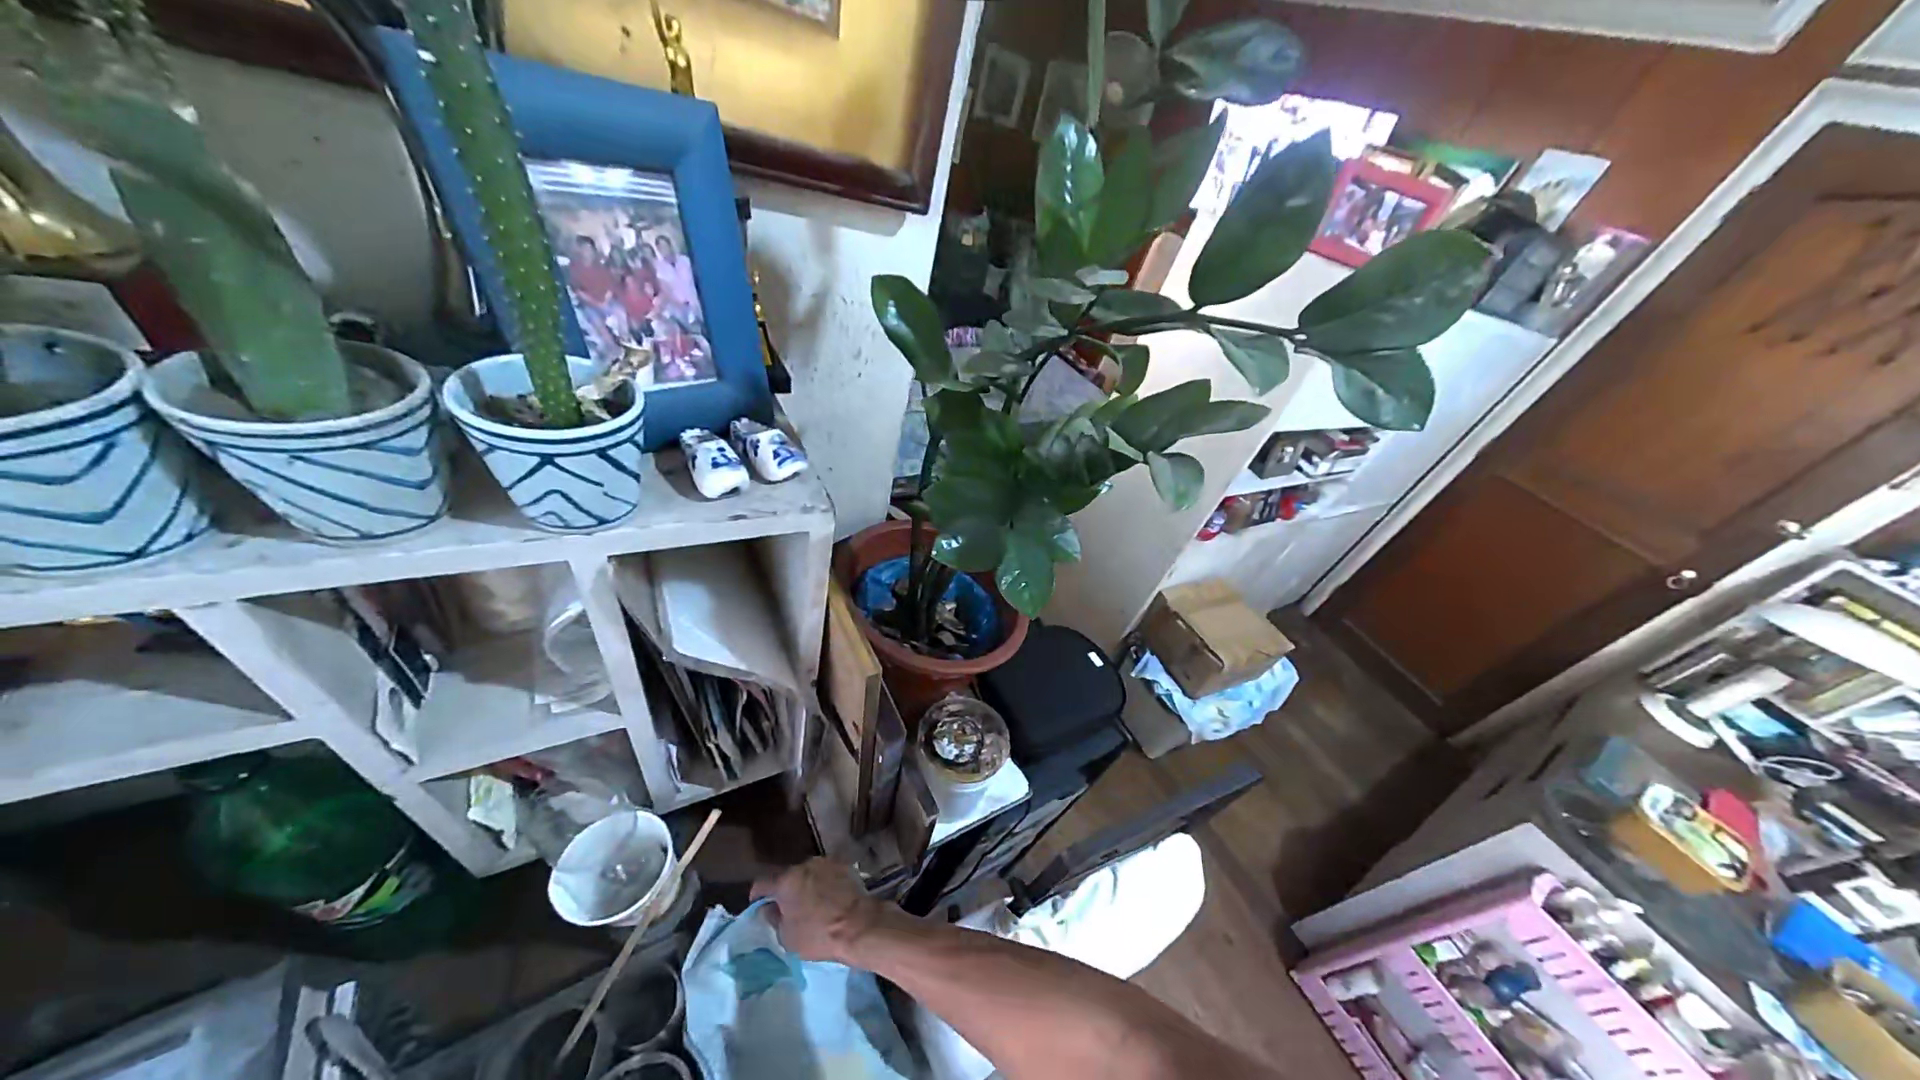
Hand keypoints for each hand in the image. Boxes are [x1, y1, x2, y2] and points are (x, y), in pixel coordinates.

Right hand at [751, 858, 894, 964]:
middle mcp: (804, 864)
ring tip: (810, 901)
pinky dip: (823, 883)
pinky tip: (828, 897)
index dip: (757, 894)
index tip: (758, 904)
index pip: (762, 882)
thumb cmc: (818, 935)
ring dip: (805, 884)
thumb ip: (773, 918)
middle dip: (784, 889)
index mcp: (786, 880)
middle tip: (787, 906)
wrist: (859, 926)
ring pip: (808, 873)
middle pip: (787, 875)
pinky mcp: (844, 866)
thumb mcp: (786, 936)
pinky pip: (826, 873)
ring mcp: (826, 863)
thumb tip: (769, 907)